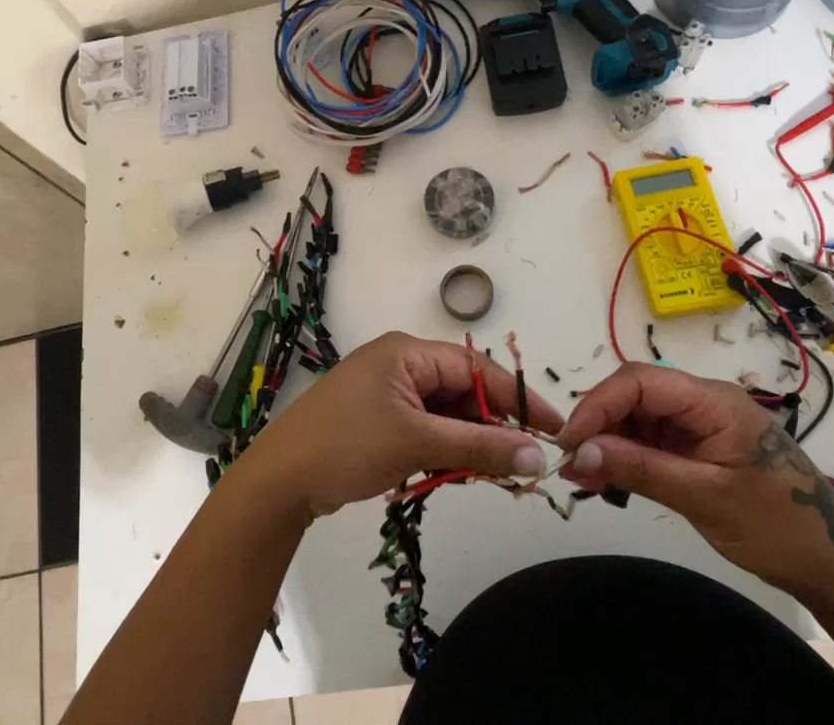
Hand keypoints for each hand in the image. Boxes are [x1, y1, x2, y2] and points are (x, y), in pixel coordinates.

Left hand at [236, 331, 562, 518]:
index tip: (554, 430)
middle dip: (493, 425)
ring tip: (493, 474)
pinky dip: (444, 449)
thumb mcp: (417, 443)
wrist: (279, 480)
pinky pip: (426, 429)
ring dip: (469, 442)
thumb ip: (480, 447)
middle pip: (463, 390)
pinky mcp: (379, 420)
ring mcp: (387, 393)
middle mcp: (399, 364)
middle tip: (524, 462)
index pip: (476, 369)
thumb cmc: (346, 446)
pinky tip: (456, 473)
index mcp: (407, 352)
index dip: (518, 399)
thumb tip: (538, 456)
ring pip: (446, 414)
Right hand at [556, 362, 833, 588]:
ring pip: (634, 418)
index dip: (598, 404)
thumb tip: (577, 452)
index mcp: (713, 401)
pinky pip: (646, 442)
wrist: (828, 562)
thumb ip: (640, 469)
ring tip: (580, 477)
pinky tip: (601, 479)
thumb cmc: (777, 524)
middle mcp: (701, 403)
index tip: (568, 440)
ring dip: (604, 443)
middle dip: (597, 423)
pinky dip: (621, 458)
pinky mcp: (692, 448)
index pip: (640, 381)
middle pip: (633, 395)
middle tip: (568, 462)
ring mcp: (696, 426)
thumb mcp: (705, 497)